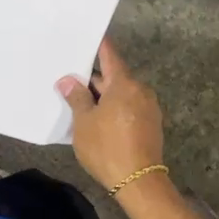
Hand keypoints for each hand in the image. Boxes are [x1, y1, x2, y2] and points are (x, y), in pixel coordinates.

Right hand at [58, 38, 164, 195]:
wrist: (138, 182)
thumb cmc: (107, 148)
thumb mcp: (84, 122)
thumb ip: (77, 98)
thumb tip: (68, 81)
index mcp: (124, 84)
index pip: (110, 56)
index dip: (99, 46)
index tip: (89, 37)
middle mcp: (140, 91)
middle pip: (115, 77)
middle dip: (95, 80)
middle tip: (71, 80)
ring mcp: (148, 108)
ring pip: (121, 94)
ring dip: (104, 97)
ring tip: (81, 103)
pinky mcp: (151, 125)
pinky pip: (129, 108)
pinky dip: (114, 109)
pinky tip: (99, 120)